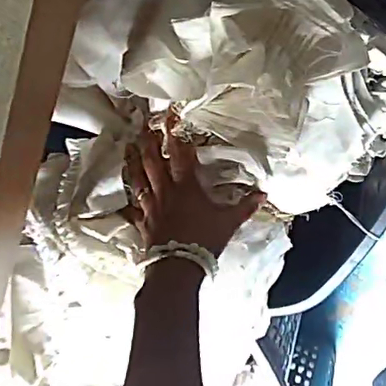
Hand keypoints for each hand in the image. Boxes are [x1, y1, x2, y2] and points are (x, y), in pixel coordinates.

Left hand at [125, 127, 265, 256]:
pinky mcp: (143, 222)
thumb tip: (262, 194)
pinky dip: (127, 200)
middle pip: (153, 162)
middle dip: (148, 142)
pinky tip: (123, 195)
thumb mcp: (229, 222)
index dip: (175, 135)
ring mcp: (151, 207)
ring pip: (138, 179)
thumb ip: (245, 206)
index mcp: (187, 187)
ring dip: (133, 161)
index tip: (170, 119)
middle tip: (143, 126)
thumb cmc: (204, 240)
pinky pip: (132, 207)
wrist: (178, 267)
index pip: (181, 155)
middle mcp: (165, 192)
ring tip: (128, 147)